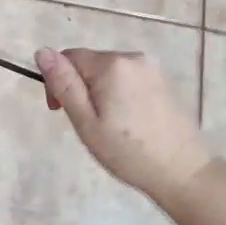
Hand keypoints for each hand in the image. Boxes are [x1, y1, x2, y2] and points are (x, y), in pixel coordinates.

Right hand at [36, 48, 211, 198]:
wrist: (184, 172)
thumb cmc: (128, 152)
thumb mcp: (87, 122)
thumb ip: (64, 84)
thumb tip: (42, 51)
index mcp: (111, 65)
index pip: (69, 57)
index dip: (58, 81)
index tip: (60, 111)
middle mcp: (132, 57)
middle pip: (91, 63)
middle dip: (81, 87)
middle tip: (88, 125)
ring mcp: (152, 68)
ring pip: (110, 72)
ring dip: (101, 91)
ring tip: (109, 127)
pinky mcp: (164, 82)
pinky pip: (130, 79)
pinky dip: (121, 95)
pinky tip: (129, 123)